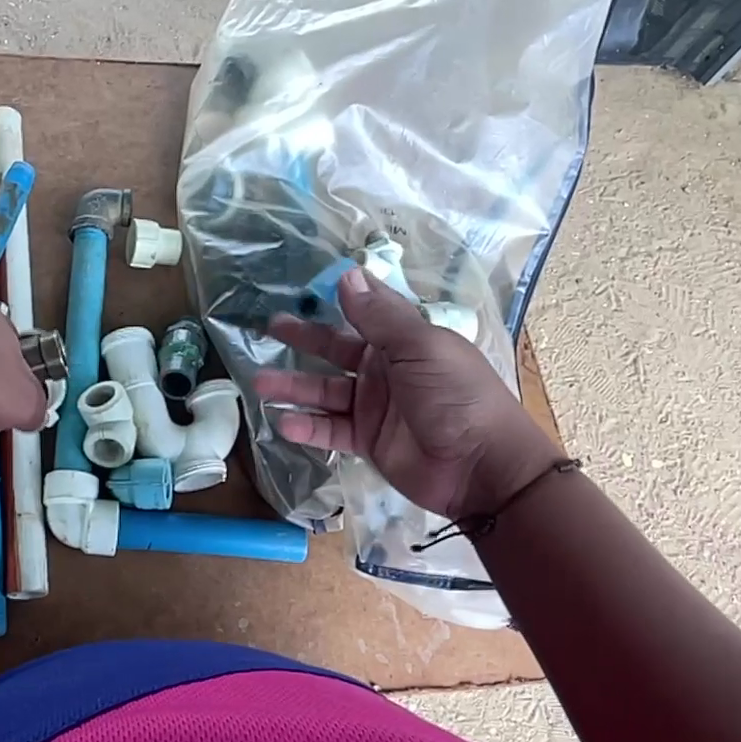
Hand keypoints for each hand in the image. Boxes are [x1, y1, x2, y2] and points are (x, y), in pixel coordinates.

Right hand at [254, 268, 559, 519]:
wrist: (481, 466)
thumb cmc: (456, 396)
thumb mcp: (420, 348)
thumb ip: (379, 316)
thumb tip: (347, 274)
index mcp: (404, 341)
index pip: (365, 314)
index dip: (337, 303)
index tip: (304, 292)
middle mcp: (386, 370)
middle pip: (336, 350)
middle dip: (304, 341)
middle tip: (270, 330)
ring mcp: (375, 408)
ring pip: (326, 391)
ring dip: (294, 387)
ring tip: (259, 383)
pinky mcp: (368, 442)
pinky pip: (331, 430)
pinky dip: (308, 427)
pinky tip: (284, 423)